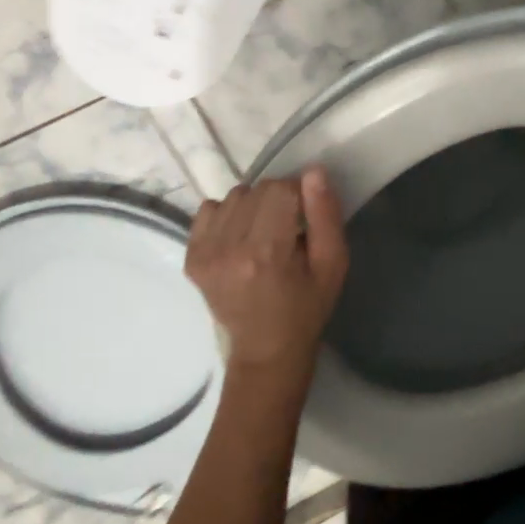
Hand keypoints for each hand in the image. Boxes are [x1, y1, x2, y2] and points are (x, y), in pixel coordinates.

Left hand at [185, 167, 348, 372]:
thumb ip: (325, 215)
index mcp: (266, 251)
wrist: (266, 351)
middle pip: (257, 189)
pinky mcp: (192, 258)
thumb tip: (313, 172)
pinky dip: (228, 214)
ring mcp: (204, 253)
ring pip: (234, 196)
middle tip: (288, 228)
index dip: (300, 196)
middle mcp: (228, 248)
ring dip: (253, 205)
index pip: (281, 188)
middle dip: (278, 199)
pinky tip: (240, 237)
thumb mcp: (333, 263)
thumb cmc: (307, 306)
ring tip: (264, 232)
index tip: (306, 219)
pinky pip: (209, 210)